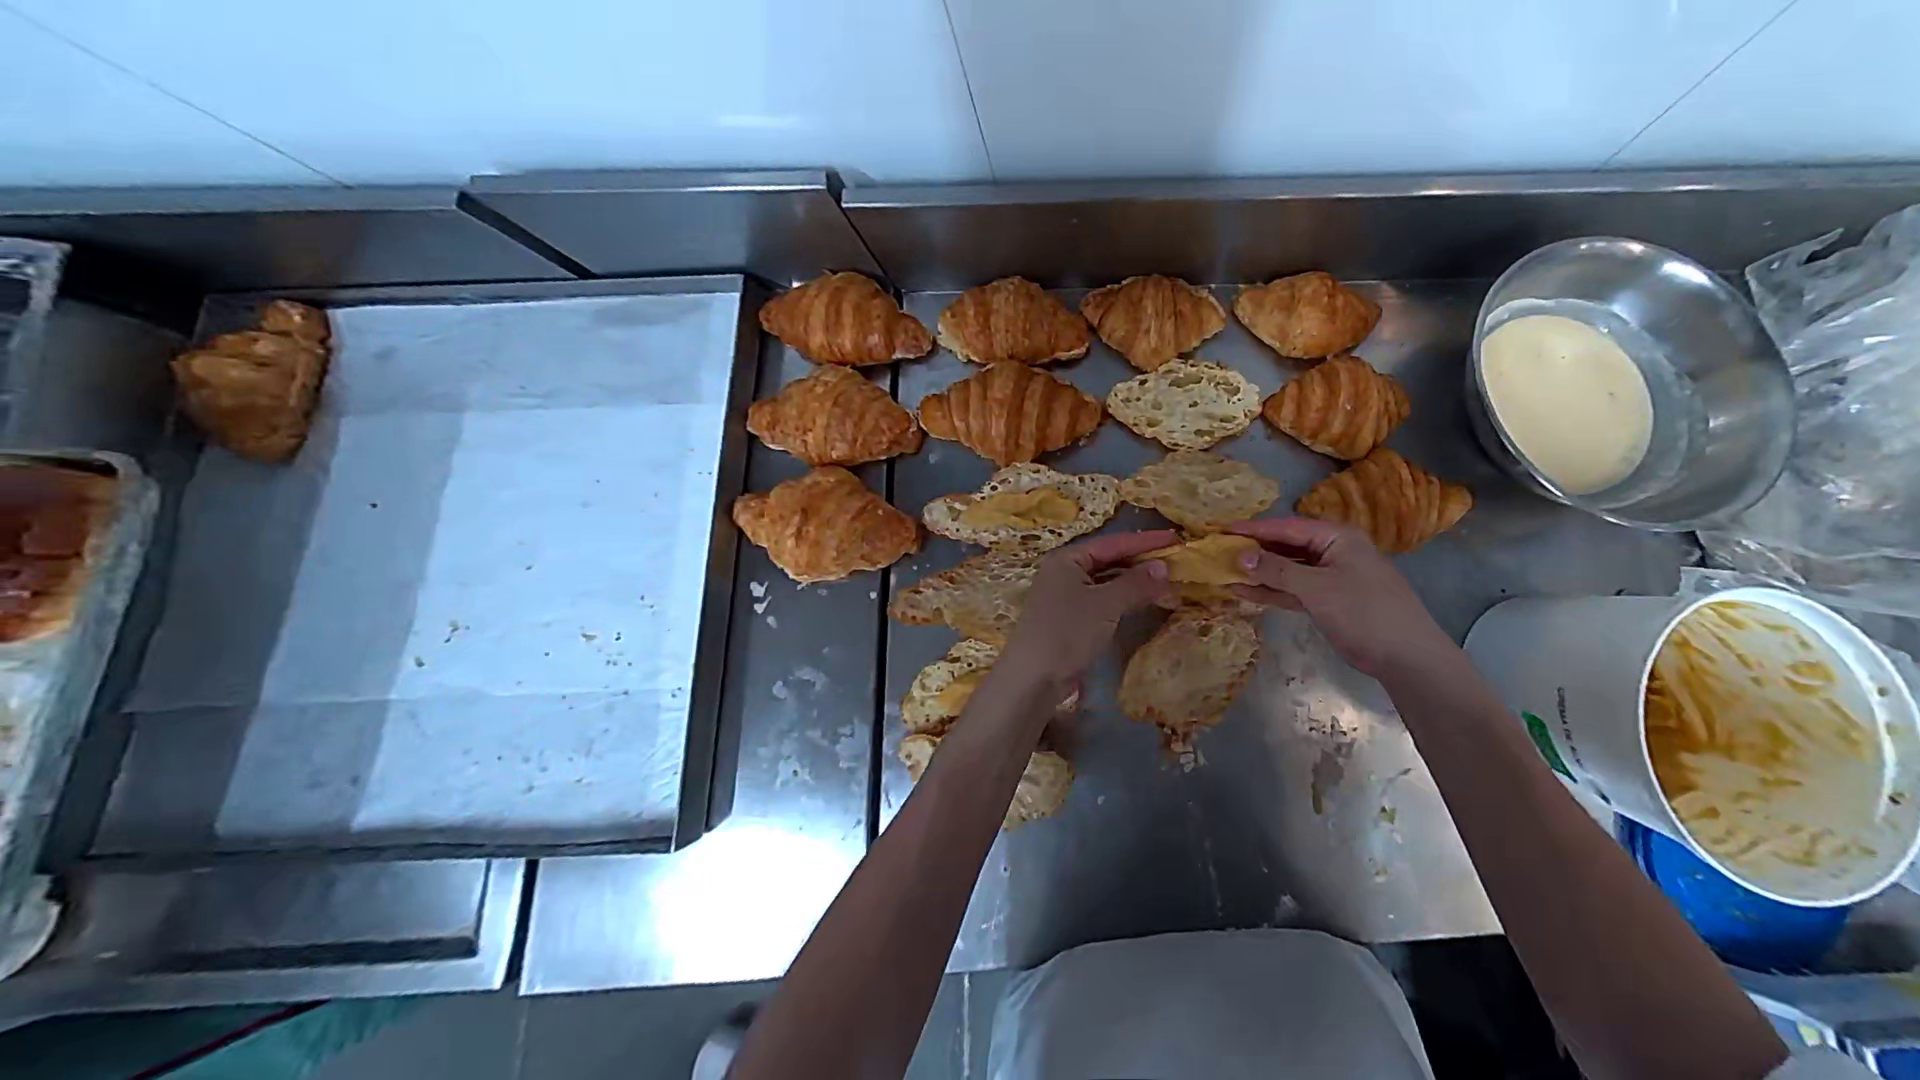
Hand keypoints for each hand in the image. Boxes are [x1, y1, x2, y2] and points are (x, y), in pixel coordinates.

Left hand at [997, 530, 1176, 696]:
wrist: (1034, 678)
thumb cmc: (1067, 632)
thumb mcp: (1105, 605)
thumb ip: (1135, 584)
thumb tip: (1163, 566)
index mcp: (1067, 559)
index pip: (1112, 543)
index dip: (1145, 540)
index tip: (1176, 538)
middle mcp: (1064, 572)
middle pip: (1108, 559)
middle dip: (1141, 561)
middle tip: (1177, 560)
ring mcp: (1066, 596)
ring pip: (1107, 581)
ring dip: (1135, 581)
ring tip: (1168, 581)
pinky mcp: (1071, 618)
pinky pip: (1103, 600)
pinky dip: (1124, 599)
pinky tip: (1145, 601)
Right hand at [1227, 517, 1454, 680]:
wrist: (1405, 656)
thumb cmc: (1363, 611)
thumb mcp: (1316, 587)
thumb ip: (1276, 570)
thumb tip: (1239, 555)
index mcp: (1337, 538)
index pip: (1287, 527)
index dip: (1253, 529)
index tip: (1221, 530)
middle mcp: (1333, 552)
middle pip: (1285, 546)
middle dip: (1253, 549)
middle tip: (1217, 550)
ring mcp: (1330, 577)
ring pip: (1286, 569)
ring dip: (1258, 572)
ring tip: (1223, 571)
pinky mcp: (1326, 601)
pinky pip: (1291, 590)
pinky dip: (1270, 590)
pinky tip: (1242, 591)